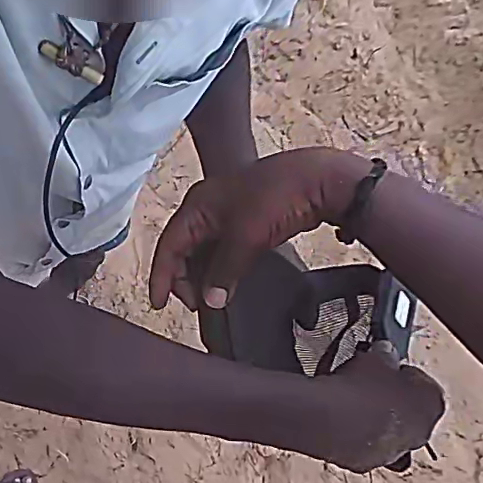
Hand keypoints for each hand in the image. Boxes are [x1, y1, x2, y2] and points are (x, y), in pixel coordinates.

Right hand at [148, 147, 369, 311]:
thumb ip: (223, 271)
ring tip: (208, 299)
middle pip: (182, 249)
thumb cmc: (278, 196)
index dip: (162, 276)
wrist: (322, 178)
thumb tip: (210, 301)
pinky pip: (223, 248)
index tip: (159, 303)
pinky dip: (220, 268)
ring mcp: (228, 212)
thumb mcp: (246, 238)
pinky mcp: (248, 219)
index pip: (168, 245)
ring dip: (202, 275)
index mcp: (198, 206)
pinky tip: (226, 283)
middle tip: (194, 305)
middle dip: (182, 278)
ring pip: (203, 250)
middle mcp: (207, 207)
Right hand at [305, 340, 446, 471]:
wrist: (327, 419)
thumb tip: (385, 352)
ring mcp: (393, 452)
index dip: (404, 374)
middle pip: (410, 413)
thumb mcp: (377, 357)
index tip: (388, 368)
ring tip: (350, 403)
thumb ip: (387, 354)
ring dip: (374, 421)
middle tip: (370, 385)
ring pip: (388, 433)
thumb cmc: (359, 388)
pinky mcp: (365, 463)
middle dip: (392, 400)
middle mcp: (420, 433)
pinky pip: (364, 446)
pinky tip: (338, 421)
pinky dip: (355, 436)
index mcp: (432, 404)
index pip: (425, 385)